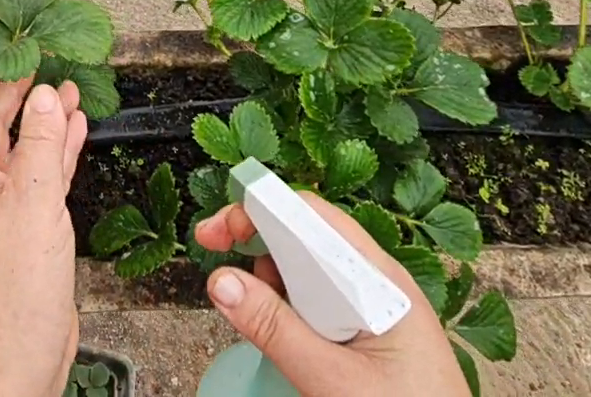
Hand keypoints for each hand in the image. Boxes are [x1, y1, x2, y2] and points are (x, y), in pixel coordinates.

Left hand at [0, 71, 88, 396]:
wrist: (22, 353)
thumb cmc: (16, 289)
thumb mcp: (35, 203)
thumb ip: (43, 146)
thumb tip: (43, 94)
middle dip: (11, 91)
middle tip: (36, 64)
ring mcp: (8, 204)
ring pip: (23, 146)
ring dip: (42, 117)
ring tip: (66, 88)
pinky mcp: (31, 223)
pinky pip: (44, 172)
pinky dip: (59, 148)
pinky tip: (76, 129)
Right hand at [195, 192, 467, 396]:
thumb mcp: (335, 383)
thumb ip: (276, 331)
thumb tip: (219, 279)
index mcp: (378, 281)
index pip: (310, 216)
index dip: (257, 210)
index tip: (214, 232)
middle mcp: (376, 282)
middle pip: (305, 233)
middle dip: (254, 236)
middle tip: (213, 252)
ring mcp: (372, 306)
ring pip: (307, 265)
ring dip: (269, 273)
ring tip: (254, 312)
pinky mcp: (367, 332)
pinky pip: (317, 298)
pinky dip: (287, 302)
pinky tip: (281, 333)